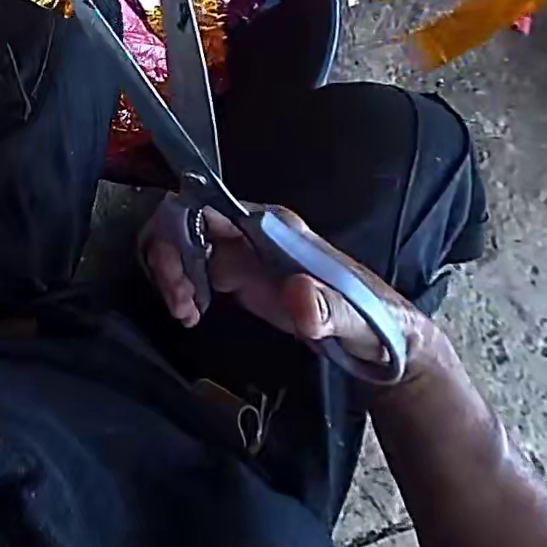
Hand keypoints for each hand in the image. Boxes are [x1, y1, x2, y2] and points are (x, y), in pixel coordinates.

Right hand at [140, 201, 447, 383]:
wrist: (380, 341)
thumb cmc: (370, 324)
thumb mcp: (353, 321)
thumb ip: (325, 308)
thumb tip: (293, 290)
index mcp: (271, 227)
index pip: (206, 206)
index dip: (179, 232)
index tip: (179, 277)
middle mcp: (248, 230)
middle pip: (183, 221)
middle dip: (166, 257)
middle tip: (179, 302)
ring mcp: (239, 250)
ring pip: (179, 242)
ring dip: (168, 273)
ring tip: (185, 312)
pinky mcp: (234, 272)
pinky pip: (188, 265)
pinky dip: (178, 286)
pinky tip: (191, 314)